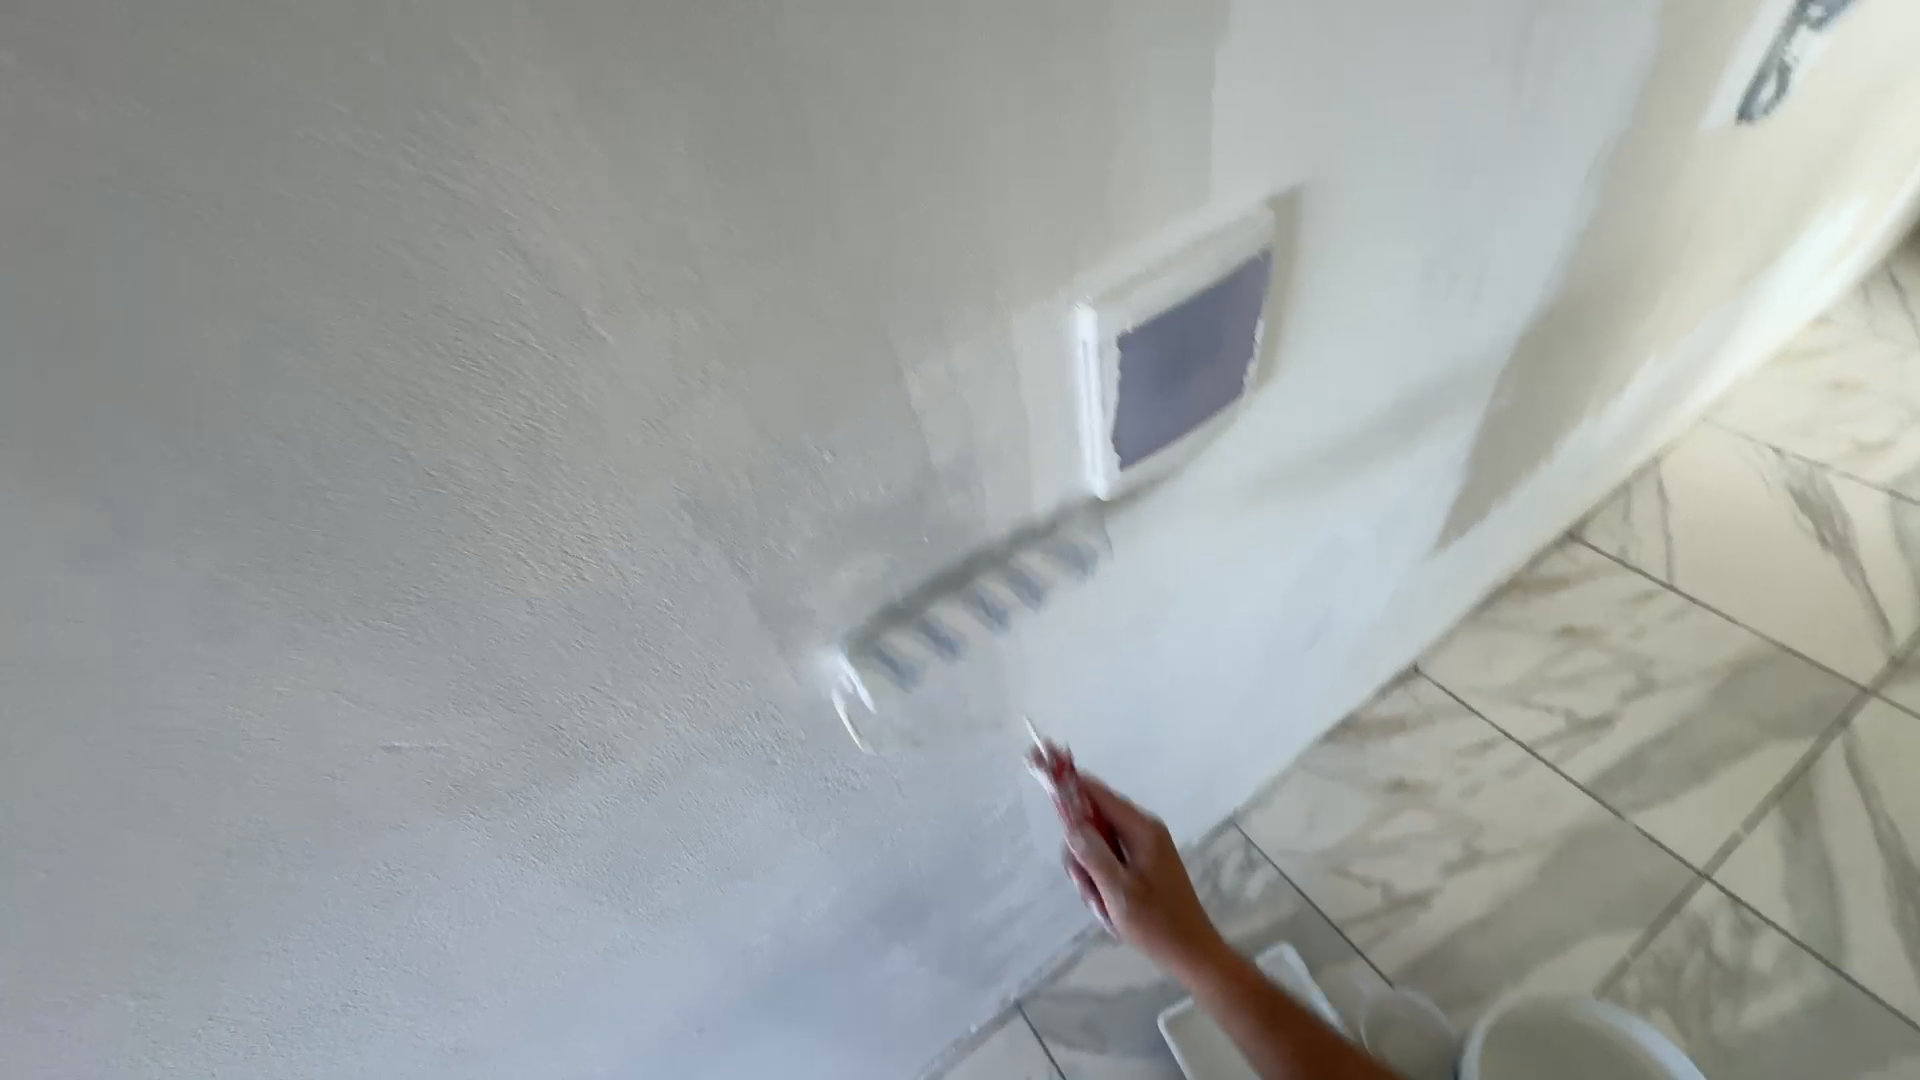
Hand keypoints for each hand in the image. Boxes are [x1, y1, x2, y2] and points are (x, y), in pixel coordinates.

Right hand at [1060, 774, 1230, 980]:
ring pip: (1095, 846)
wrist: (1193, 956)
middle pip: (1092, 822)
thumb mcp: (1118, 891)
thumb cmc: (1158, 924)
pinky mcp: (1140, 863)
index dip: (1068, 784)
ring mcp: (1141, 846)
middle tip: (1088, 887)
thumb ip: (1092, 854)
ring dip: (1090, 875)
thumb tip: (1070, 822)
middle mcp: (1141, 830)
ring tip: (1103, 906)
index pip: (1096, 792)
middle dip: (1081, 855)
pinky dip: (1101, 883)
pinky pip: (1107, 861)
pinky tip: (1109, 909)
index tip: (1041, 773)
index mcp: (1141, 828)